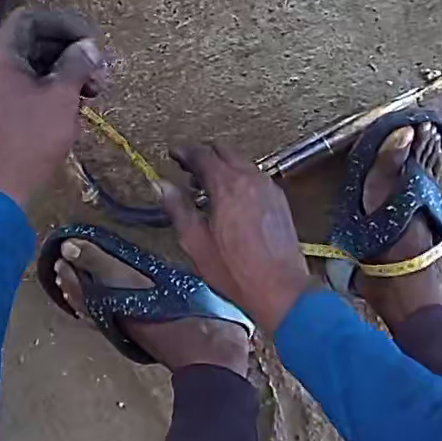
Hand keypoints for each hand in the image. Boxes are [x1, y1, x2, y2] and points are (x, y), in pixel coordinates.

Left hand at [0, 8, 107, 208]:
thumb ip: (76, 64)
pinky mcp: (2, 108)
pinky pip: (29, 85)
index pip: (31, 19)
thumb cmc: (32, 139)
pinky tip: (78, 105)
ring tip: (95, 91)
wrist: (3, 188)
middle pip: (34, 41)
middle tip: (99, 70)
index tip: (91, 40)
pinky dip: (54, 89)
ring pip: (35, 65)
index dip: (65, 24)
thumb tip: (88, 47)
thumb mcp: (61, 96)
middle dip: (70, 52)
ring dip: (67, 72)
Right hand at [159, 143, 314, 331]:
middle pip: (223, 151)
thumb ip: (177, 207)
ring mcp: (268, 188)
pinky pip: (254, 177)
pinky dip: (238, 178)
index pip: (202, 154)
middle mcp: (250, 179)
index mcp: (227, 185)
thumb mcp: (195, 241)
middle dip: (203, 155)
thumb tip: (161, 185)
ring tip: (205, 187)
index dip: (184, 151)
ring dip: (221, 167)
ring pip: (240, 162)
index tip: (173, 153)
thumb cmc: (236, 270)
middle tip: (186, 168)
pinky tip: (229, 200)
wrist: (280, 289)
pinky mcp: (279, 200)